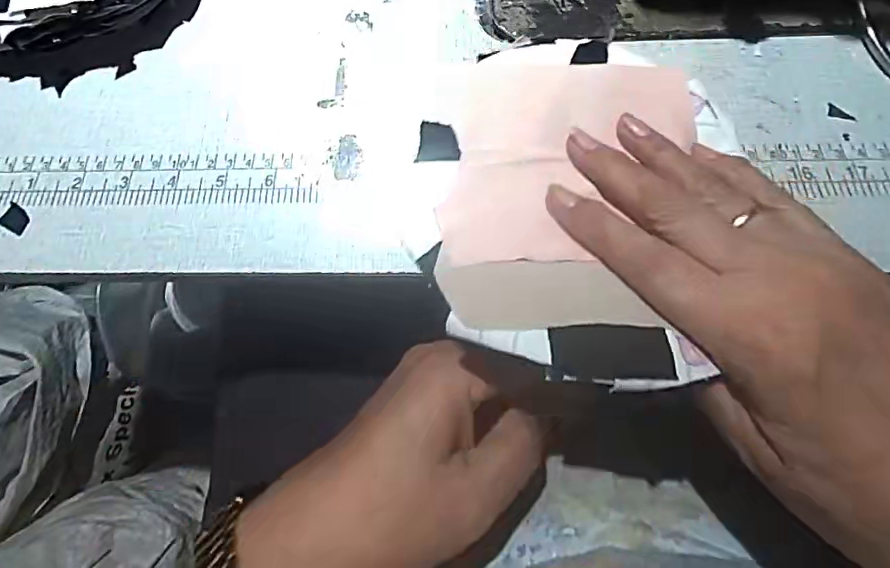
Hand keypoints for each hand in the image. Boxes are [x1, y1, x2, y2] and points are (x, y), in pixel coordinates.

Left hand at [231, 342, 545, 567]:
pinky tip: (490, 445)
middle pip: (507, 368)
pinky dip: (482, 416)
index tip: (580, 421)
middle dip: (530, 404)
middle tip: (555, 441)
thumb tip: (550, 412)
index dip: (559, 394)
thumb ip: (525, 443)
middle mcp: (438, 350)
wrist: (309, 539)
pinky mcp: (408, 390)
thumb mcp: (475, 494)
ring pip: (487, 381)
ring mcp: (419, 368)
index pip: (530, 364)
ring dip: (507, 412)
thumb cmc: (395, 516)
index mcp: (456, 362)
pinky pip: (463, 391)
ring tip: (530, 444)